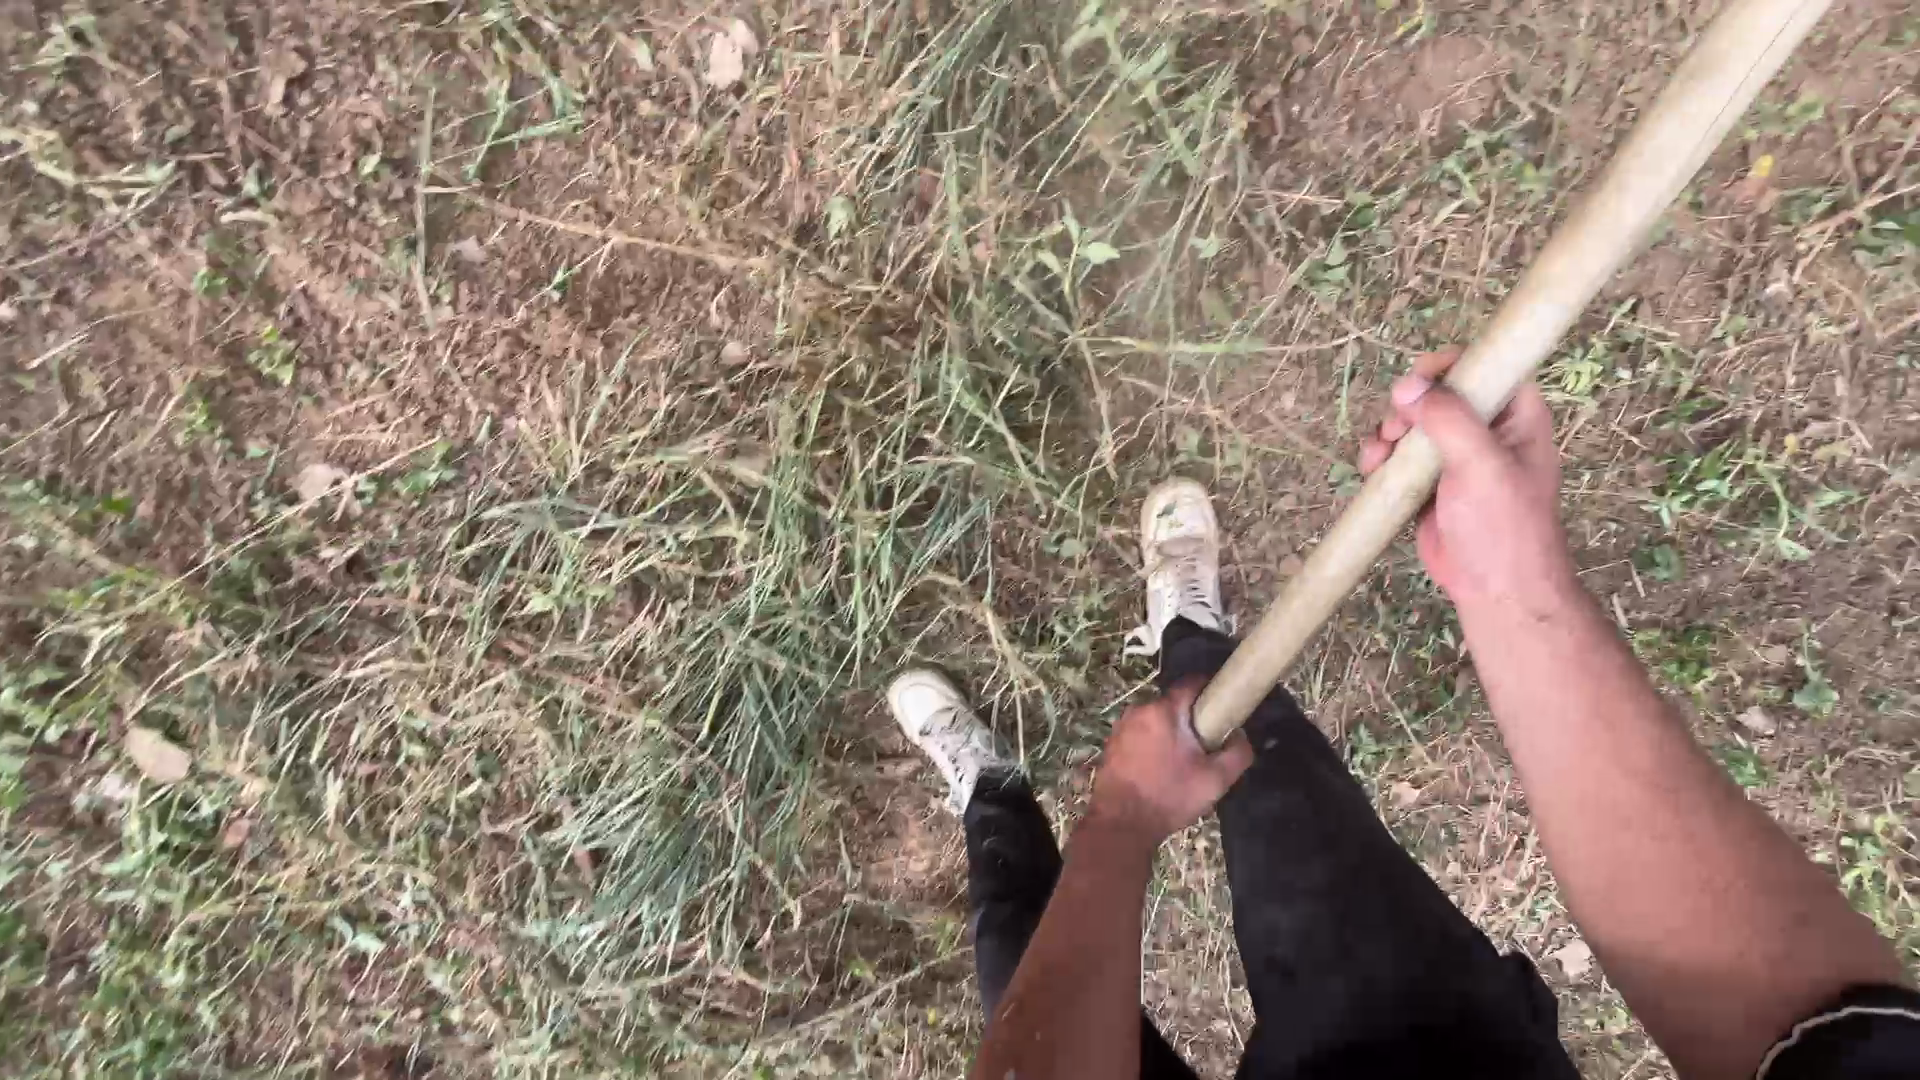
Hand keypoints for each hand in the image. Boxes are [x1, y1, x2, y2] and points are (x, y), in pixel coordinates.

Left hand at [1089, 678, 1253, 845]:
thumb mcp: (1216, 780)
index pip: (1191, 684)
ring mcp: (1121, 726)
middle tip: (1205, 747)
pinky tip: (1159, 770)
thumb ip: (1237, 753)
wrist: (1121, 822)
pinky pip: (1140, 734)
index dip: (1211, 690)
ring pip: (1156, 720)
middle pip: (1174, 705)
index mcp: (1163, 710)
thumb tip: (1240, 735)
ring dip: (1170, 734)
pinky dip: (1152, 745)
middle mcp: (1139, 710)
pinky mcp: (1112, 743)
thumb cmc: (1170, 796)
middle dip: (1191, 720)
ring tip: (1182, 764)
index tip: (1224, 707)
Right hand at [1358, 348, 1577, 612]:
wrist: (1493, 585)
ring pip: (1410, 425)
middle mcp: (1484, 431)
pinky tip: (1371, 470)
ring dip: (1386, 434)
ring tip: (1378, 455)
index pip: (1485, 368)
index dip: (1448, 367)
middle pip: (1437, 395)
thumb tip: (1406, 386)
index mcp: (1516, 416)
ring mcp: (1453, 458)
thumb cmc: (1501, 523)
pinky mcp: (1426, 483)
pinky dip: (1379, 458)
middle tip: (1395, 429)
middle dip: (1406, 406)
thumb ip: (1447, 420)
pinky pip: (1396, 457)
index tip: (1416, 381)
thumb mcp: (1480, 464)